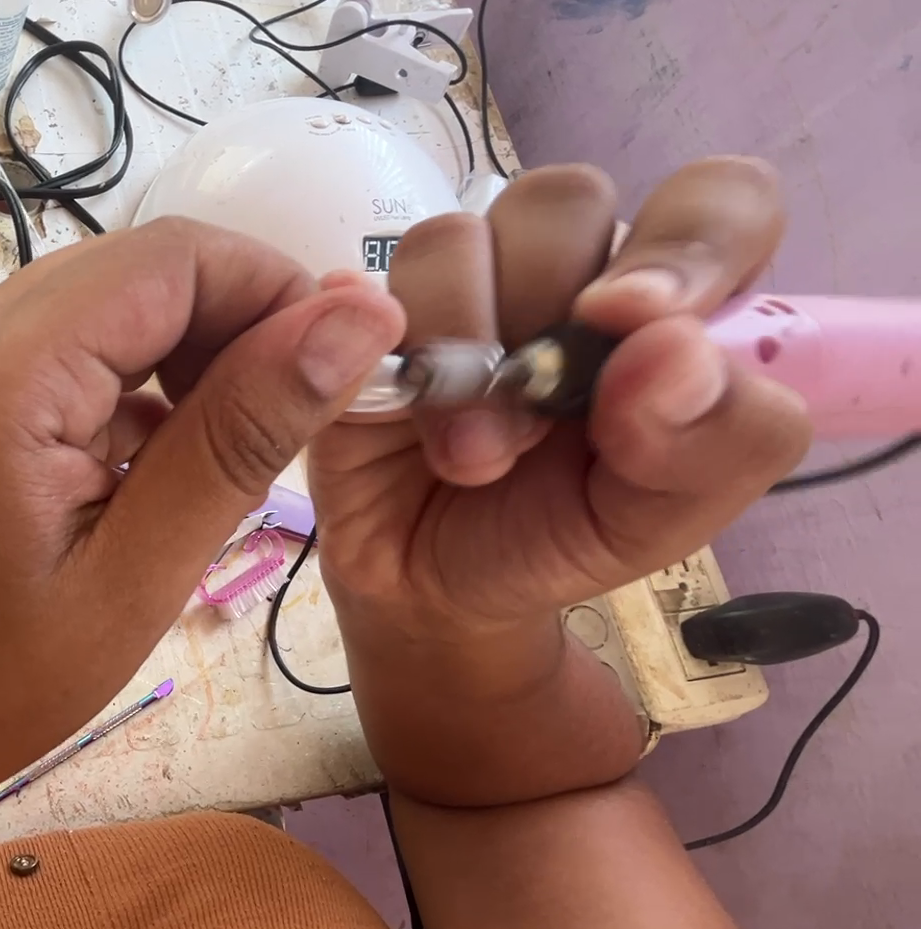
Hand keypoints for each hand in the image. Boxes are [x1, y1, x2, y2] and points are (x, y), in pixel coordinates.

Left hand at [0, 218, 403, 831]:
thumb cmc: (2, 682)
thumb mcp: (139, 571)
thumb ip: (239, 435)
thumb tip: (356, 317)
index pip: (169, 260)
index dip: (272, 292)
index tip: (332, 372)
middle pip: (135, 271)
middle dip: (230, 328)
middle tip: (276, 430)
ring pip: (104, 306)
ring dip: (181, 360)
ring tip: (213, 461)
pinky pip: (64, 348)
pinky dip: (129, 387)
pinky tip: (147, 467)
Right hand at [310, 158, 811, 635]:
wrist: (423, 587)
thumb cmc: (546, 544)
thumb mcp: (657, 522)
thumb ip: (714, 444)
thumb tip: (669, 346)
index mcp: (654, 310)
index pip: (706, 202)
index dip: (677, 241)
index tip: (626, 319)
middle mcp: (551, 285)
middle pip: (555, 202)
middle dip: (539, 302)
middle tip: (526, 415)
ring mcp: (447, 303)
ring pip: (447, 241)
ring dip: (453, 341)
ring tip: (461, 450)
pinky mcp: (360, 333)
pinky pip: (353, 295)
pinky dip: (369, 344)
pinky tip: (382, 407)